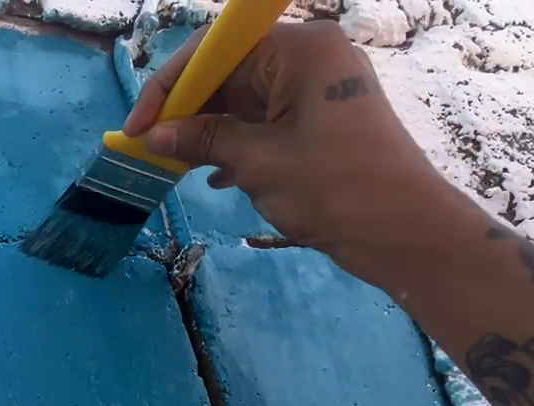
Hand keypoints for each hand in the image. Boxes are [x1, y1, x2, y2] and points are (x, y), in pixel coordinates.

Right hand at [122, 20, 465, 280]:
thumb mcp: (259, 162)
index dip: (170, 85)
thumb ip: (205, 140)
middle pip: (228, 73)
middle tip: (148, 149)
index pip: (217, 50)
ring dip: (205, 133)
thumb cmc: (332, 187)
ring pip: (241, 102)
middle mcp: (307, 59)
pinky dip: (232, 146)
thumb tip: (155, 135)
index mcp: (300, 50)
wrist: (395, 227)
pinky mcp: (314, 122)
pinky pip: (260, 123)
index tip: (138, 128)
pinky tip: (212, 178)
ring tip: (172, 166)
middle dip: (185, 111)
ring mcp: (312, 91)